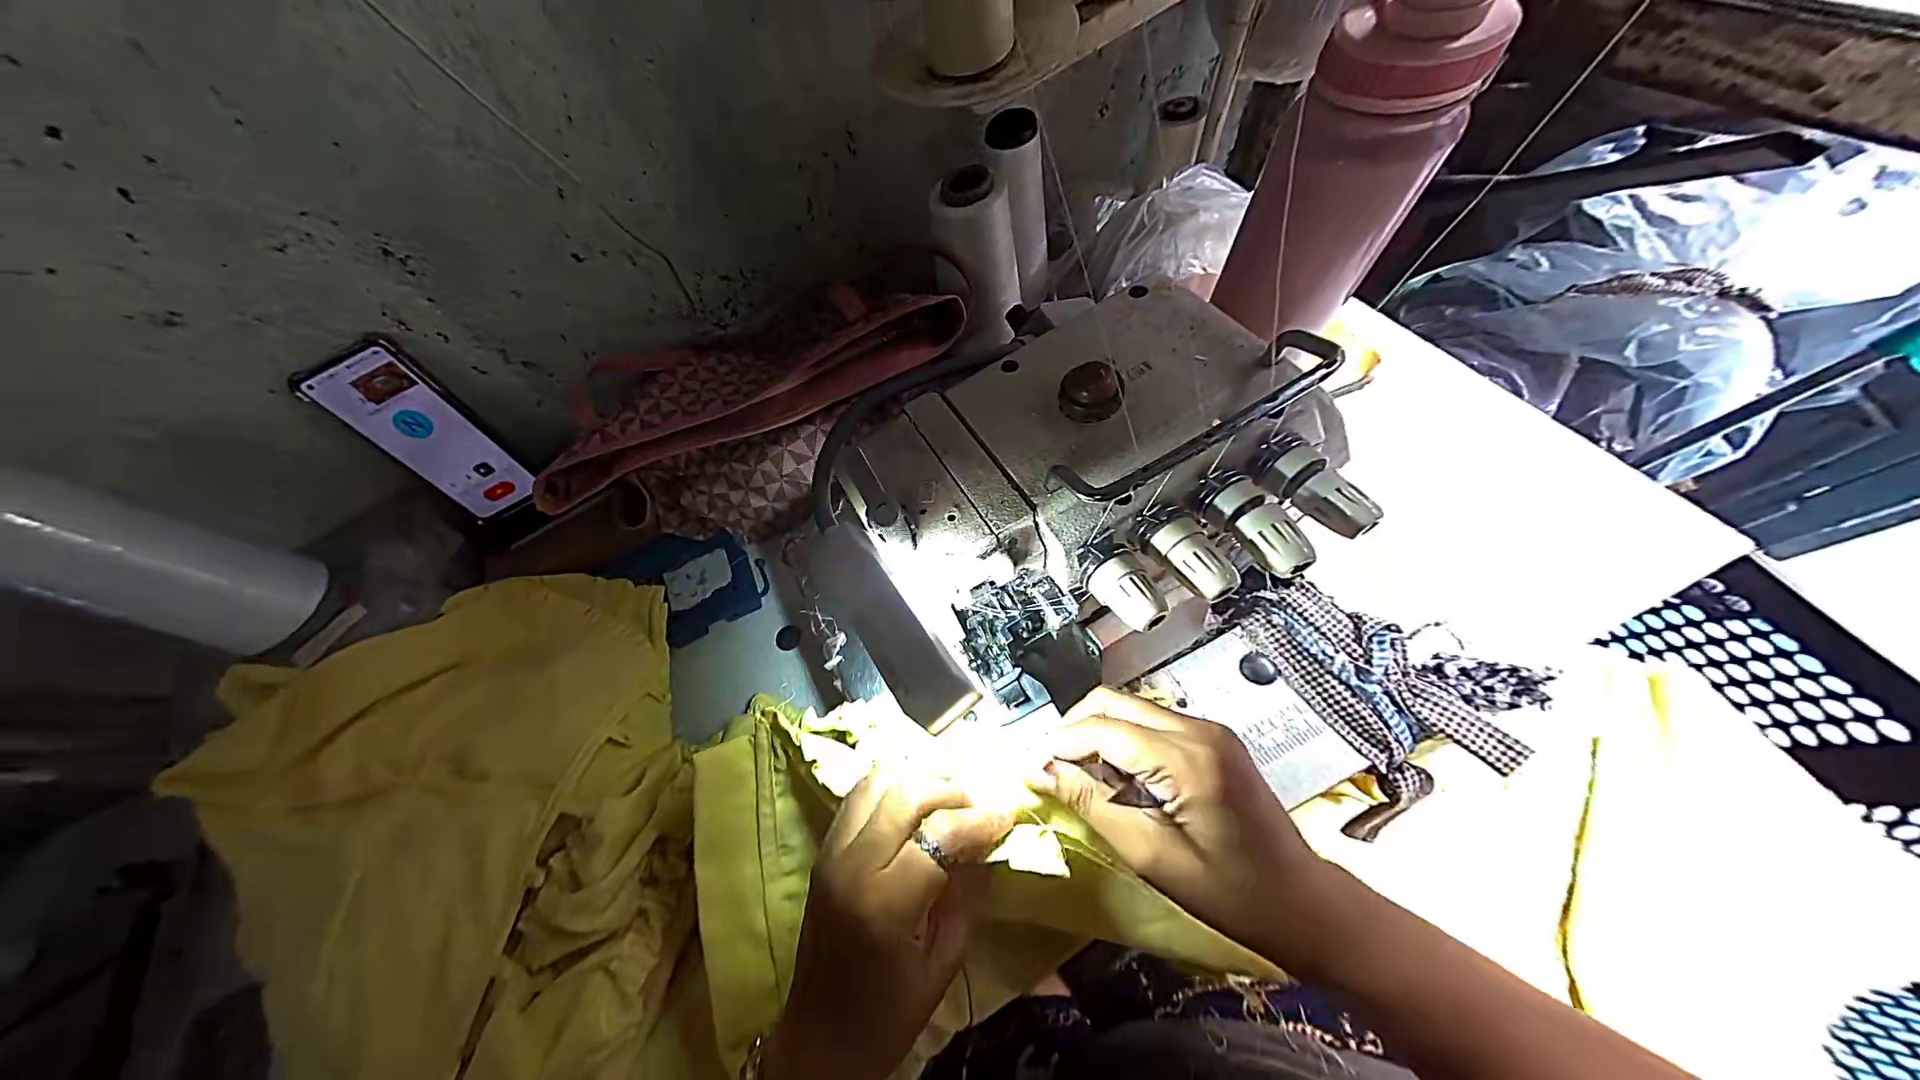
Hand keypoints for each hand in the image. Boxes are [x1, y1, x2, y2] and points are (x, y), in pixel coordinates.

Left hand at [763, 770, 1011, 1079]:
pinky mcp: (823, 849)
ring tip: (944, 810)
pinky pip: (858, 797)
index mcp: (884, 902)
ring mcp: (830, 852)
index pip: (938, 832)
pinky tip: (913, 814)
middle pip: (905, 793)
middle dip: (950, 794)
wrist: (819, 1038)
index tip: (1006, 819)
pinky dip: (891, 792)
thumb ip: (967, 894)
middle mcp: (851, 864)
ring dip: (917, 785)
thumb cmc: (888, 1014)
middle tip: (976, 813)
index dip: (979, 820)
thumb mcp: (944, 962)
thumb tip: (988, 841)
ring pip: (877, 782)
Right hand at [1026, 687, 1332, 968]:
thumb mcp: (1150, 855)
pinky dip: (1123, 742)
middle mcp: (1198, 728)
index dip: (1059, 743)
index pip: (1102, 727)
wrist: (1302, 902)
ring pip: (1129, 708)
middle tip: (1051, 769)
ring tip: (1083, 780)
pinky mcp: (1212, 739)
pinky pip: (1151, 724)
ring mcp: (1209, 729)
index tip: (1031, 766)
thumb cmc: (1230, 893)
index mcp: (1187, 757)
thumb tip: (1041, 770)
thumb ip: (1090, 804)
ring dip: (1097, 735)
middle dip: (1073, 729)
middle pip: (1113, 701)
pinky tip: (1119, 780)